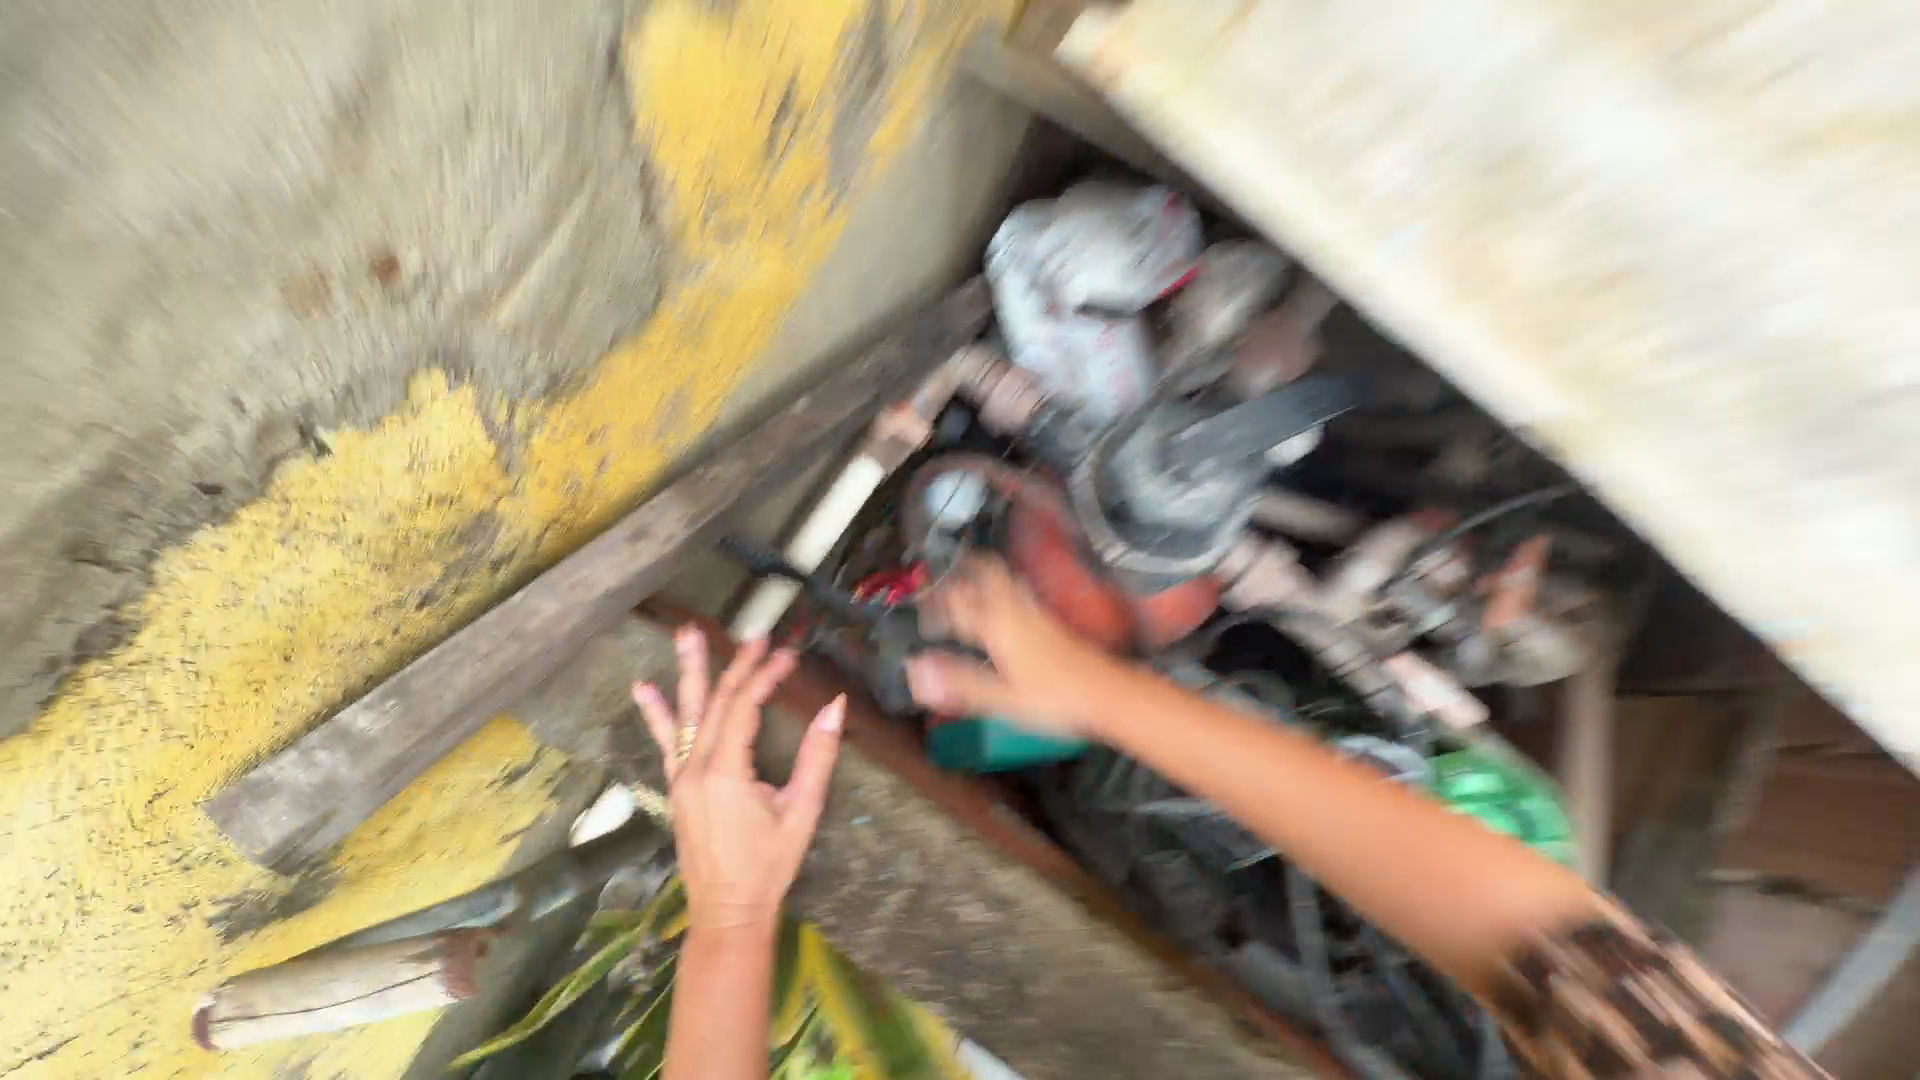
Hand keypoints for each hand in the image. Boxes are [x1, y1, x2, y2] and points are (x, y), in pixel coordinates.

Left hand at [632, 626, 844, 933]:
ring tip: (684, 635)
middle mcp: (696, 768)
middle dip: (736, 666)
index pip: (745, 708)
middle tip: (753, 635)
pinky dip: (656, 714)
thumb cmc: (769, 864)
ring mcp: (681, 777)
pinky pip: (666, 743)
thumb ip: (818, 755)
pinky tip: (644, 689)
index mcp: (726, 772)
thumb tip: (835, 707)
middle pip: (716, 704)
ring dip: (689, 673)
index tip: (789, 655)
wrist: (727, 912)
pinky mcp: (676, 787)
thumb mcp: (801, 810)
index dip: (766, 677)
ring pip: (685, 715)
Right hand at [904, 554, 1121, 736]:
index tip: (919, 606)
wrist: (1108, 694)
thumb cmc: (1056, 700)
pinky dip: (1003, 589)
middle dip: (962, 569)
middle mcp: (1016, 612)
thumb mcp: (1001, 698)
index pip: (958, 604)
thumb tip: (916, 672)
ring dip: (983, 575)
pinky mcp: (1051, 622)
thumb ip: (958, 683)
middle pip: (987, 574)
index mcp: (998, 627)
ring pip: (1005, 579)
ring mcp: (1036, 614)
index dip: (935, 603)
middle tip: (944, 573)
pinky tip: (1005, 605)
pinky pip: (1020, 593)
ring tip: (968, 577)